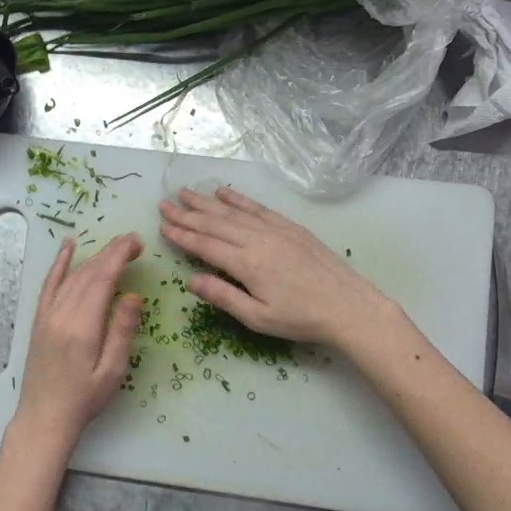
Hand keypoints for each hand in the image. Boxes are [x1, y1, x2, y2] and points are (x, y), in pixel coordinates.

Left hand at [9, 234, 143, 453]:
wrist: (44, 418)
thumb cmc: (84, 400)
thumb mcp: (113, 371)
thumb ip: (122, 331)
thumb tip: (133, 295)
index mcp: (82, 327)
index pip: (103, 279)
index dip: (119, 256)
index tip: (137, 242)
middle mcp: (61, 315)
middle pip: (88, 273)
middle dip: (111, 253)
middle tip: (133, 241)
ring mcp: (47, 316)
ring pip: (72, 277)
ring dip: (93, 257)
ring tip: (114, 246)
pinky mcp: (39, 321)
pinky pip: (49, 285)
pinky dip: (59, 264)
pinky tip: (68, 247)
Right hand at [159, 187, 392, 344]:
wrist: (348, 306)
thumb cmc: (300, 319)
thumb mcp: (258, 318)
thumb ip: (223, 297)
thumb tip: (191, 281)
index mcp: (247, 264)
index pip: (205, 245)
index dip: (181, 235)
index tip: (162, 226)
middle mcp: (257, 240)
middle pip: (215, 223)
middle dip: (187, 214)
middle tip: (164, 204)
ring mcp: (275, 230)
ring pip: (234, 212)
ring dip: (207, 202)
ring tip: (186, 193)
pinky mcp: (291, 227)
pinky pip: (258, 208)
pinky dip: (239, 198)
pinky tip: (224, 192)